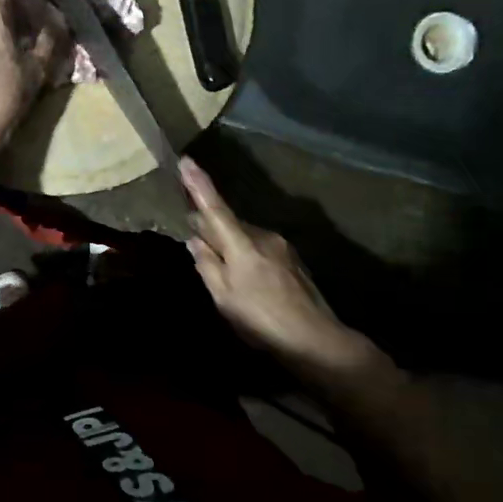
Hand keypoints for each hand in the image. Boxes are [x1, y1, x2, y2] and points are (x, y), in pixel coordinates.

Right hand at [180, 156, 390, 377]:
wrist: (316, 340)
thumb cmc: (261, 319)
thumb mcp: (223, 297)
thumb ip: (207, 265)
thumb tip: (196, 241)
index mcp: (243, 244)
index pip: (215, 208)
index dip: (199, 185)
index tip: (186, 161)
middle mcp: (264, 237)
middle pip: (228, 223)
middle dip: (209, 227)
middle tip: (193, 238)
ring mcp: (282, 247)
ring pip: (244, 236)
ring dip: (228, 244)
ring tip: (219, 268)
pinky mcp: (292, 260)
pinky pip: (258, 247)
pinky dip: (244, 254)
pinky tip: (244, 277)